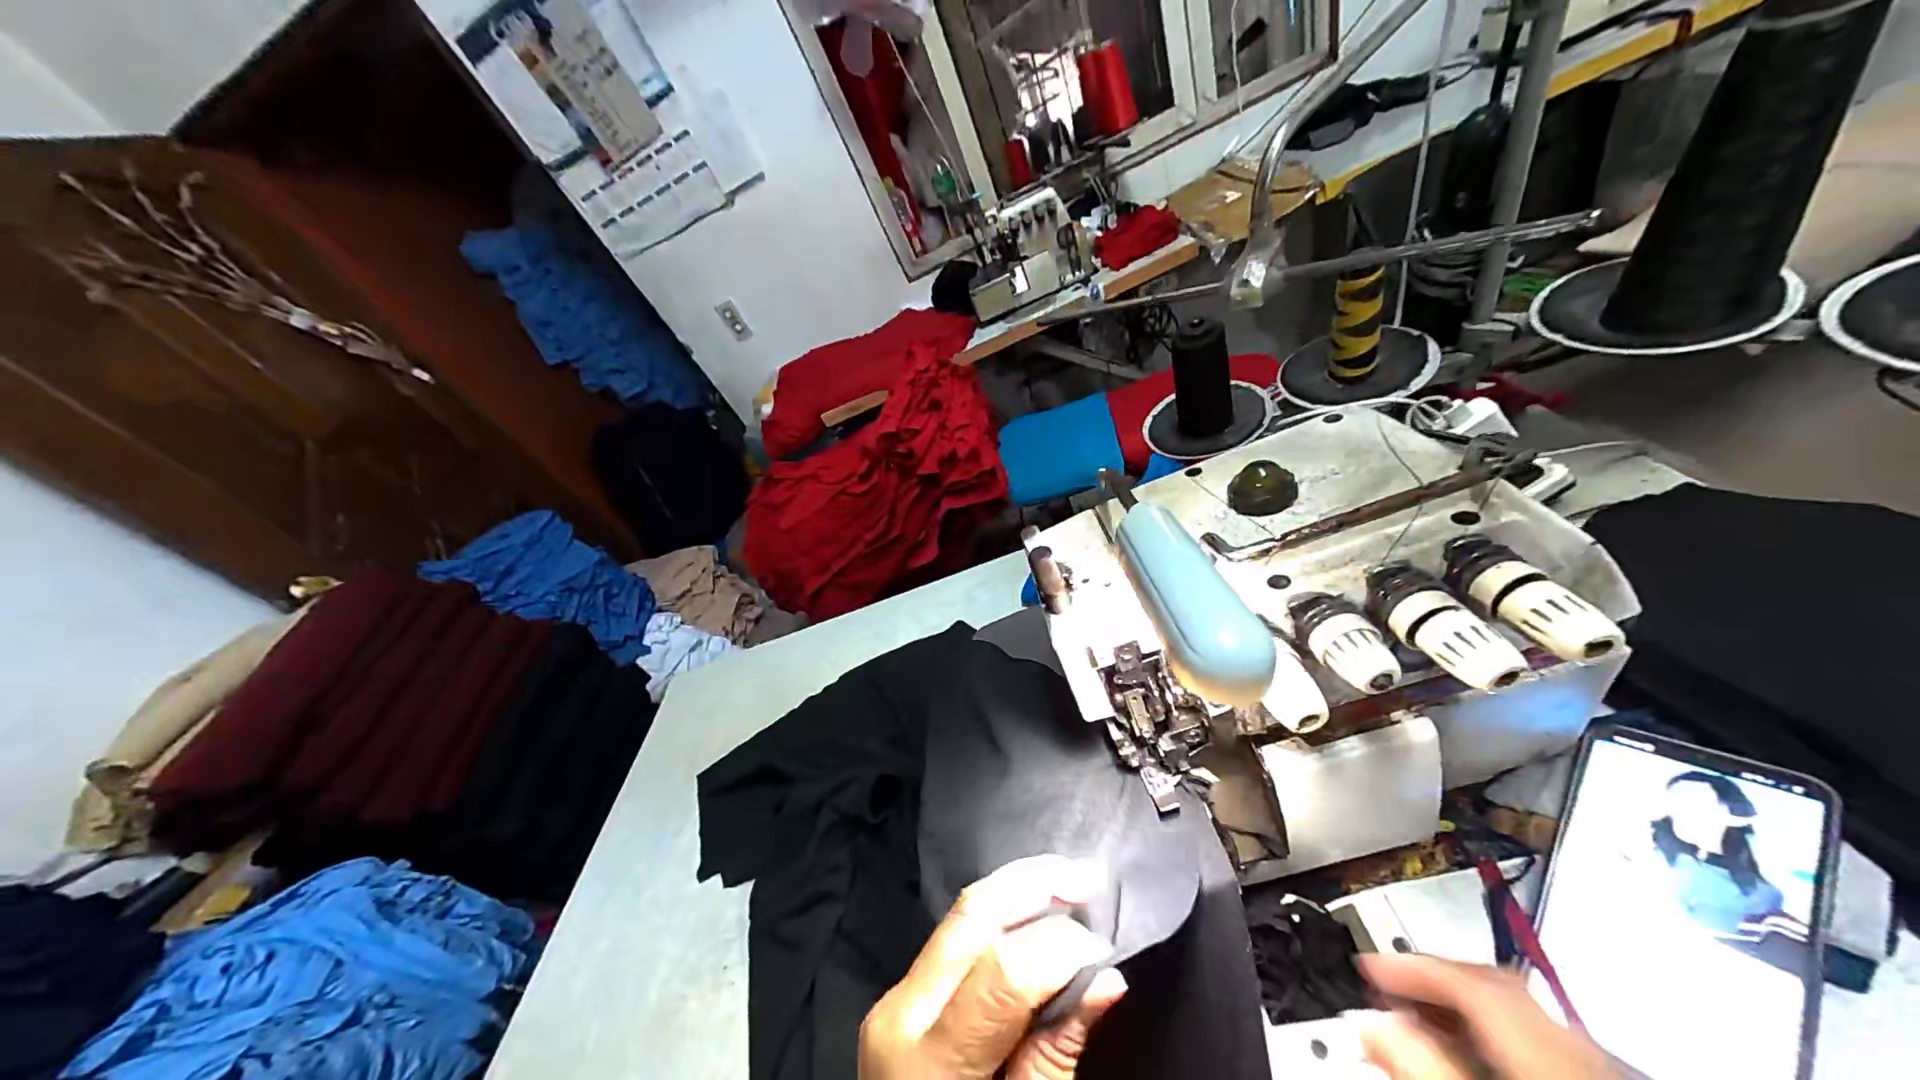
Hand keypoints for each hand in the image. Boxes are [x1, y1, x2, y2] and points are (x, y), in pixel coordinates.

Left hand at [859, 855, 1127, 1079]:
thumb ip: (1056, 1054)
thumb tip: (1106, 981)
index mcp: (930, 1059)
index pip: (1002, 971)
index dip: (1061, 948)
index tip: (1106, 952)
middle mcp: (903, 1009)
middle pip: (973, 915)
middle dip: (1037, 884)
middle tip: (1091, 877)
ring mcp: (896, 993)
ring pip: (962, 911)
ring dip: (1020, 887)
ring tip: (1070, 879)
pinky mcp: (904, 989)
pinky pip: (956, 931)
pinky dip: (1001, 911)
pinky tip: (1033, 904)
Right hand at [1357, 954, 1618, 1079]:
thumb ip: (1429, 1072)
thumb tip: (1379, 1027)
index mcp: (1552, 1063)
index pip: (1473, 983)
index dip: (1412, 967)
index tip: (1371, 968)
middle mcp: (1588, 1060)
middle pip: (1498, 992)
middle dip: (1435, 984)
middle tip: (1389, 991)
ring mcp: (1606, 1077)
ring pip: (1522, 1018)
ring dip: (1462, 1012)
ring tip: (1421, 1025)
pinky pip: (1547, 1049)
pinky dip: (1496, 1040)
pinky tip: (1474, 1059)